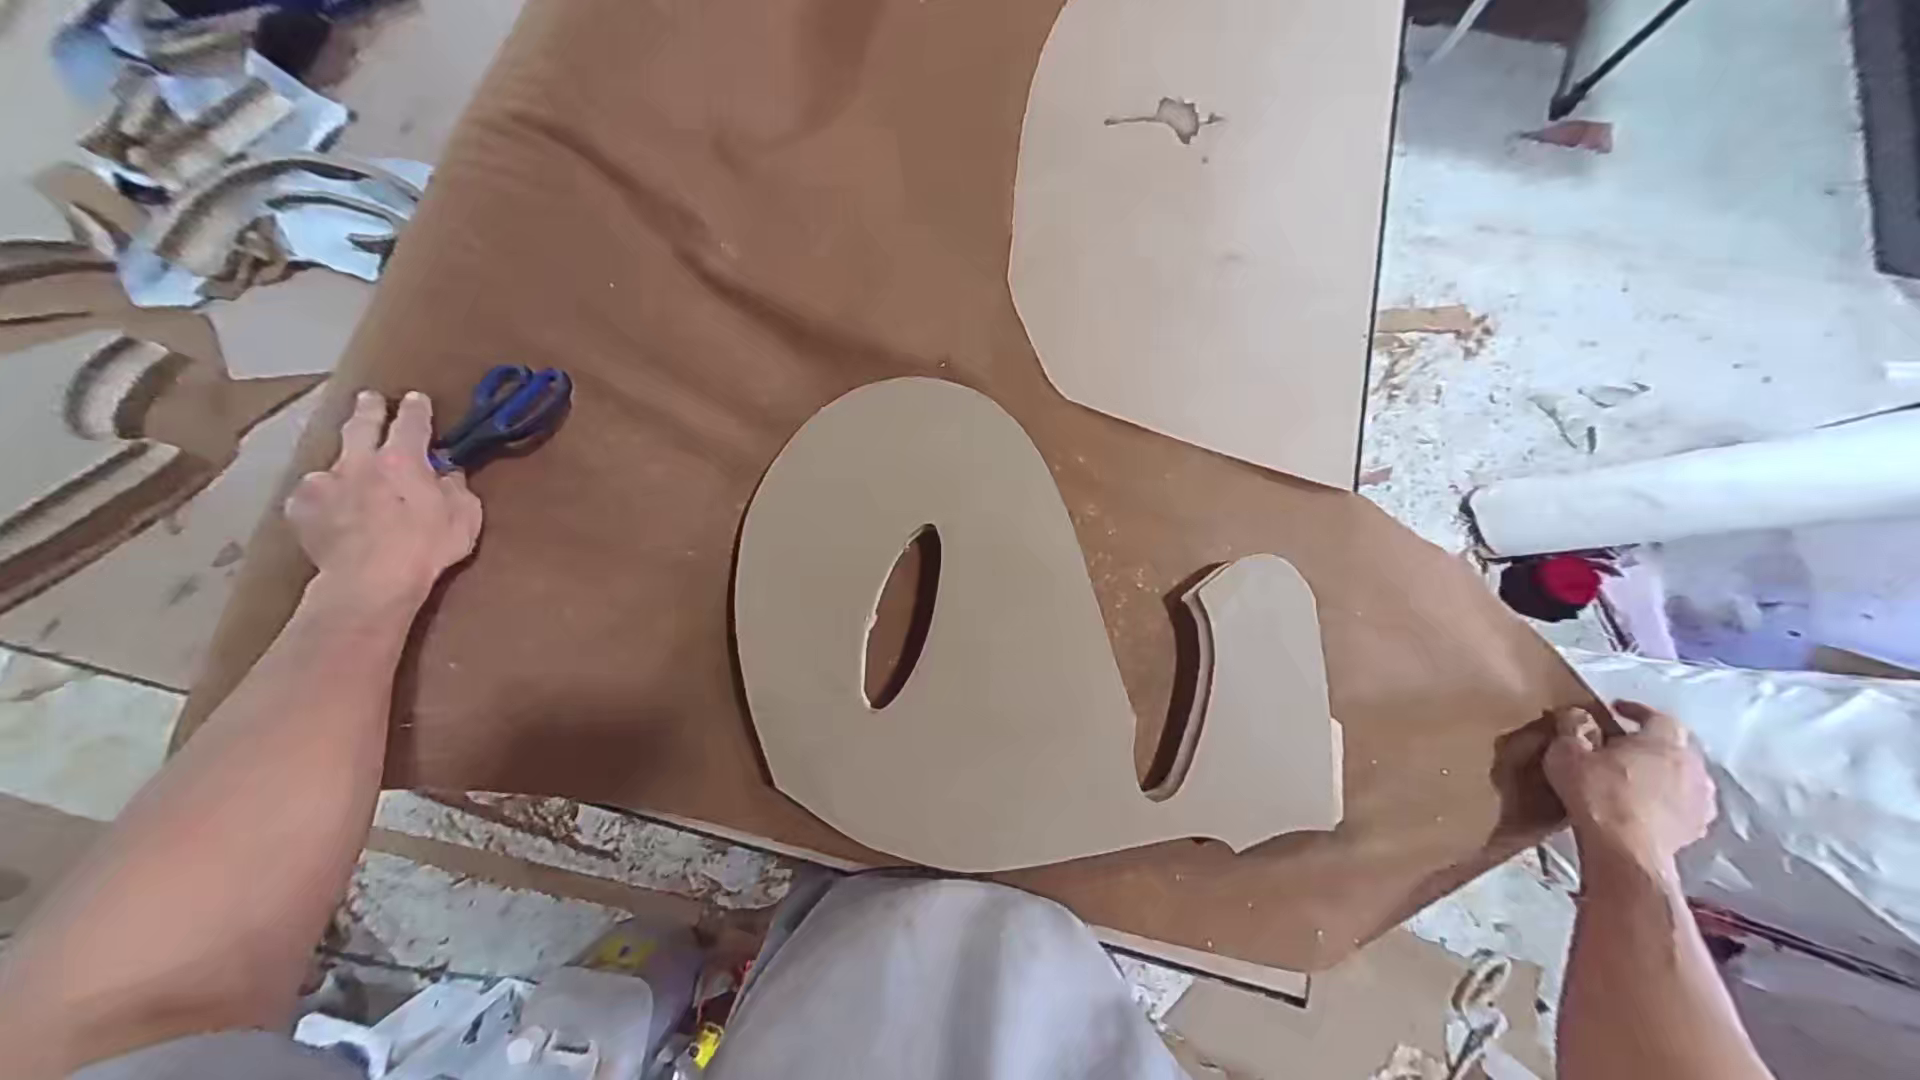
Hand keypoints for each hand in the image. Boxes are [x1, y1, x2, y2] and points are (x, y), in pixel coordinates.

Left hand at [285, 390, 483, 606]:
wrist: (371, 580)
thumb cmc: (428, 546)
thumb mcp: (465, 516)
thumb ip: (456, 489)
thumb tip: (448, 474)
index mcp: (403, 460)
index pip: (411, 423)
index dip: (416, 409)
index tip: (416, 398)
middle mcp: (358, 462)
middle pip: (361, 425)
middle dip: (368, 409)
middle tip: (370, 398)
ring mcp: (323, 483)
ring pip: (334, 463)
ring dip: (346, 465)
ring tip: (351, 474)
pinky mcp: (300, 508)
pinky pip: (314, 495)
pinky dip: (326, 497)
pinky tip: (332, 510)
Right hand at [1544, 700, 1716, 875]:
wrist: (1626, 848)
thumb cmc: (1595, 792)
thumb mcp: (1567, 752)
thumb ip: (1572, 727)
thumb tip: (1577, 713)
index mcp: (1663, 743)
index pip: (1660, 717)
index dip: (1637, 710)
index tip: (1616, 709)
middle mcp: (1692, 767)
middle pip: (1677, 744)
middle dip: (1651, 740)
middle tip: (1621, 742)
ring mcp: (1701, 799)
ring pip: (1683, 773)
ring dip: (1661, 769)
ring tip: (1632, 774)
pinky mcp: (1699, 826)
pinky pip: (1684, 799)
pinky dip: (1666, 794)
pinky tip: (1643, 802)